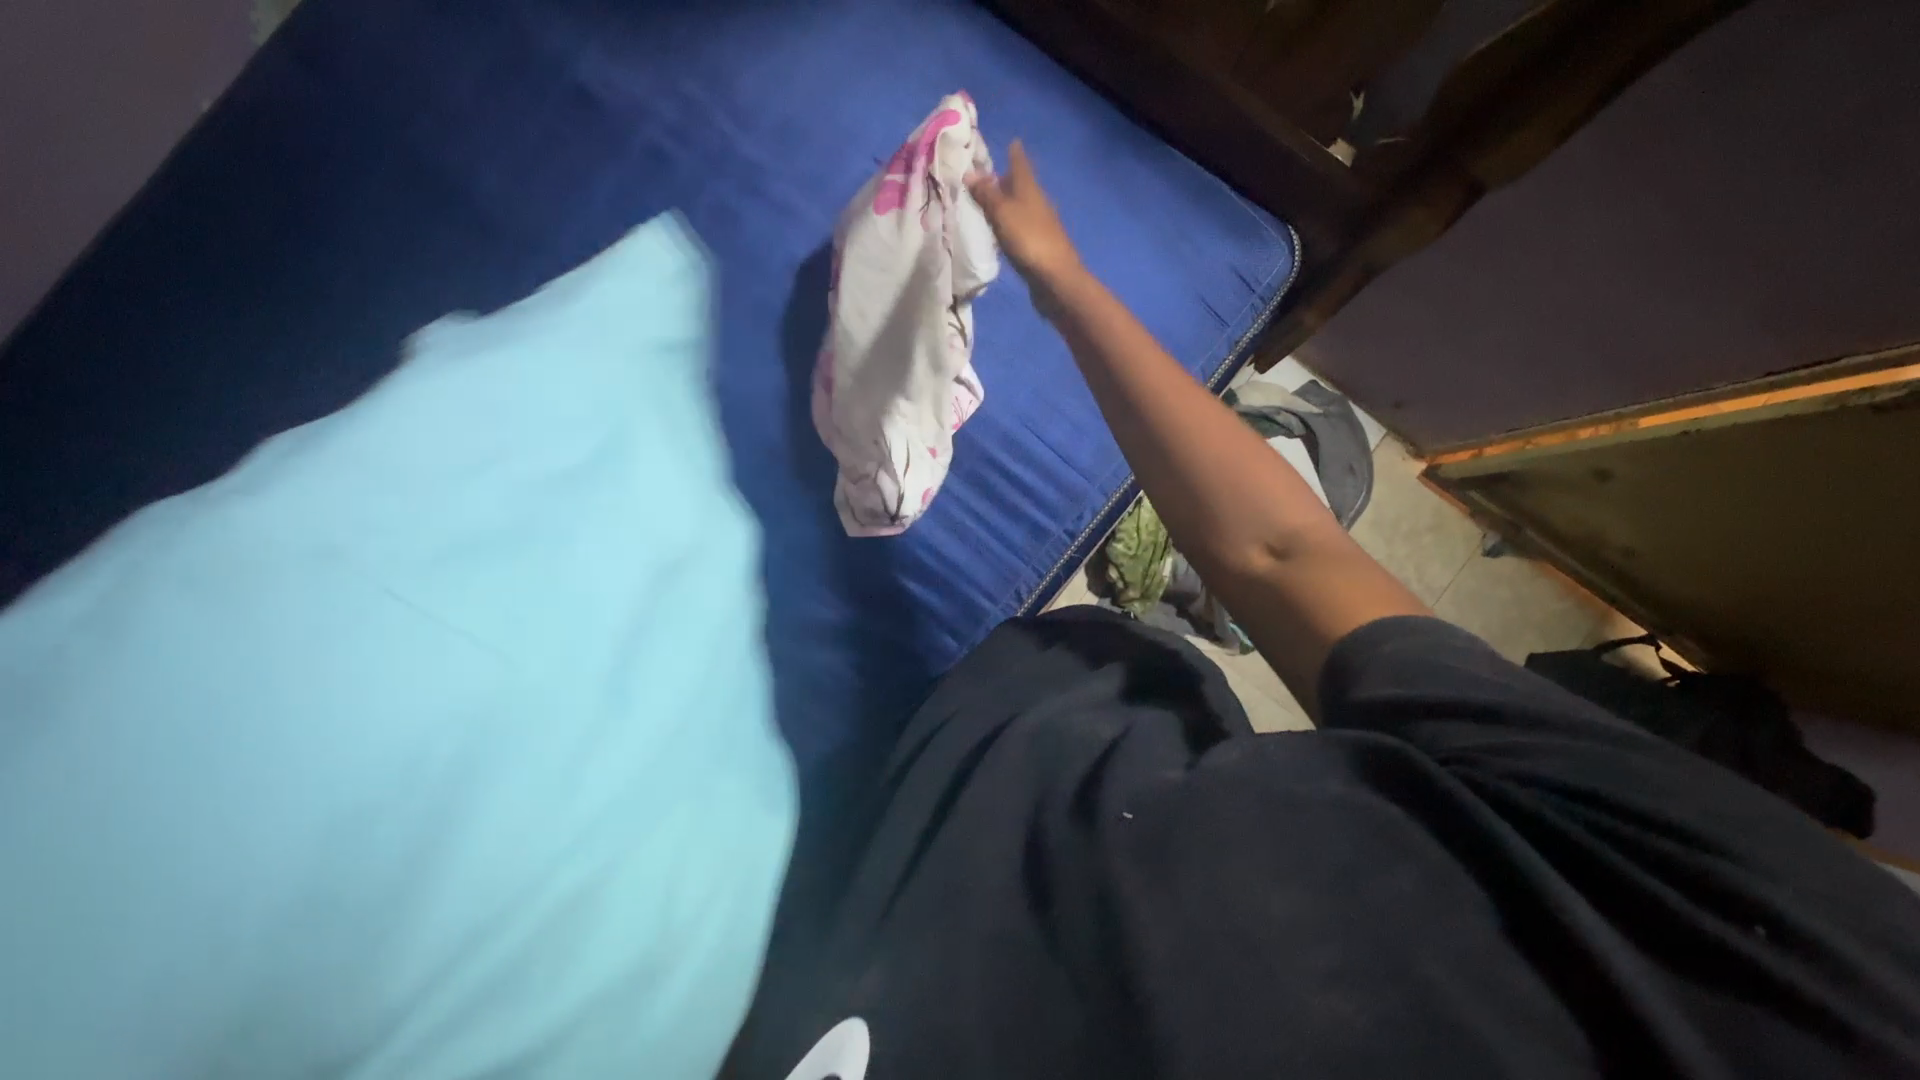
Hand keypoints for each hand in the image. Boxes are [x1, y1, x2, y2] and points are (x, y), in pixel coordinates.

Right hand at [967, 140, 1083, 291]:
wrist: (1055, 279)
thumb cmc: (1028, 240)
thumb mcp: (1002, 213)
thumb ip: (986, 195)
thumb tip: (971, 173)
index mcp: (1030, 189)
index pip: (1021, 164)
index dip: (1015, 153)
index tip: (1011, 141)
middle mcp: (1038, 203)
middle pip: (1023, 185)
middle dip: (1008, 179)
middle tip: (990, 174)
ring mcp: (1041, 226)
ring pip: (1022, 207)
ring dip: (1009, 202)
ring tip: (992, 201)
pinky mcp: (1039, 246)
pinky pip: (1022, 227)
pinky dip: (1011, 223)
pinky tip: (1003, 230)